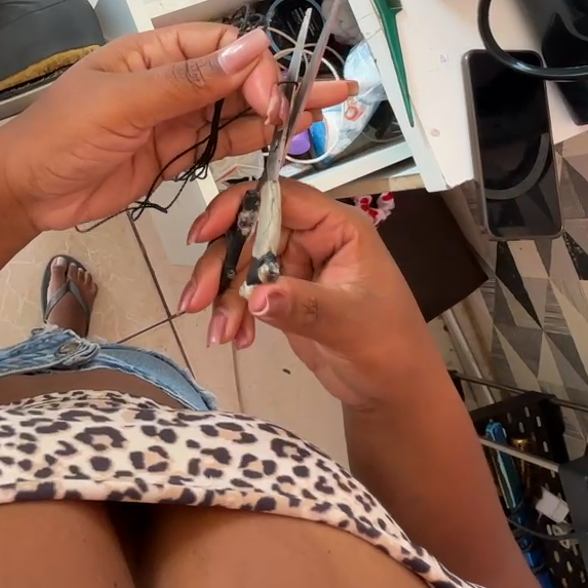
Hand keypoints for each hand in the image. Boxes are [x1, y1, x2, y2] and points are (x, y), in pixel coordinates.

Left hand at [0, 25, 352, 232]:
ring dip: (276, 114)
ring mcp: (174, 121)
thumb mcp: (124, 103)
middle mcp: (169, 82)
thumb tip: (253, 47)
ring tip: (324, 115)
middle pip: (235, 78)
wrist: (28, 192)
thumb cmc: (63, 135)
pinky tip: (283, 140)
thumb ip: (189, 81)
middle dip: (280, 86)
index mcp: (153, 53)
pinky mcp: (174, 157)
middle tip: (331, 98)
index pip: (220, 46)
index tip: (272, 99)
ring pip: (234, 112)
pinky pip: (219, 145)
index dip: (253, 68)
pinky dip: (251, 142)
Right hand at [178, 180, 440, 408]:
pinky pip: (243, 289)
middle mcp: (310, 237)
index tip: (204, 234)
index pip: (279, 197)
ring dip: (222, 295)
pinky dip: (232, 311)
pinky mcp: (281, 289)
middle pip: (249, 232)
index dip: (237, 208)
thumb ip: (303, 306)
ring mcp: (293, 263)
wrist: (390, 389)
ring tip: (218, 333)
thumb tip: (258, 296)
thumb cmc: (388, 347)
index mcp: (335, 227)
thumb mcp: (349, 323)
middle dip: (220, 266)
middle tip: (197, 301)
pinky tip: (235, 337)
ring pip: (239, 262)